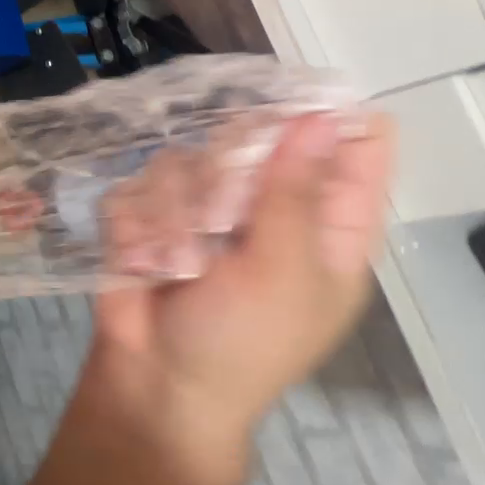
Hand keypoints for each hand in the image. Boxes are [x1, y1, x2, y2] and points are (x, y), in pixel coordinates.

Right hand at [94, 113, 394, 430]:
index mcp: (326, 228)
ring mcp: (197, 216)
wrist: (154, 382)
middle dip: (228, 171)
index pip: (351, 152)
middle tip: (220, 207)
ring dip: (173, 211)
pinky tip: (139, 261)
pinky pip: (133, 191)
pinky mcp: (141, 223)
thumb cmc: (241, 341)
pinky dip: (133, 227)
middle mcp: (262, 212)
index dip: (330, 120)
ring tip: (177, 258)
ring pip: (182, 164)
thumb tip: (322, 116)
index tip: (296, 102)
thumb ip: (295, 192)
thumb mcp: (285, 272)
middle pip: (252, 143)